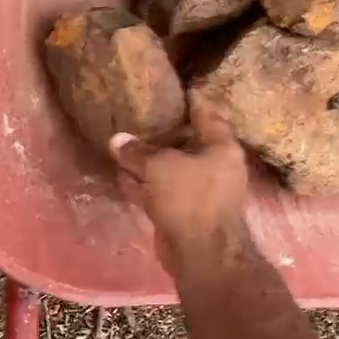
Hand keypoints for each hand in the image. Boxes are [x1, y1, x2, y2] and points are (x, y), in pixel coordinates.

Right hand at [110, 102, 254, 278]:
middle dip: (165, 132)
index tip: (181, 86)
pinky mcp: (186, 210)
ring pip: (173, 168)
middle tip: (142, 116)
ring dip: (151, 160)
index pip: (207, 114)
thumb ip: (137, 151)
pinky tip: (124, 177)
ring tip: (126, 146)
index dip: (193, 99)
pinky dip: (145, 183)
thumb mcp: (159, 167)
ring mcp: (202, 190)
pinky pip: (162, 189)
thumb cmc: (189, 198)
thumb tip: (117, 139)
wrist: (201, 251)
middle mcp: (216, 165)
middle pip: (188, 142)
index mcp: (221, 147)